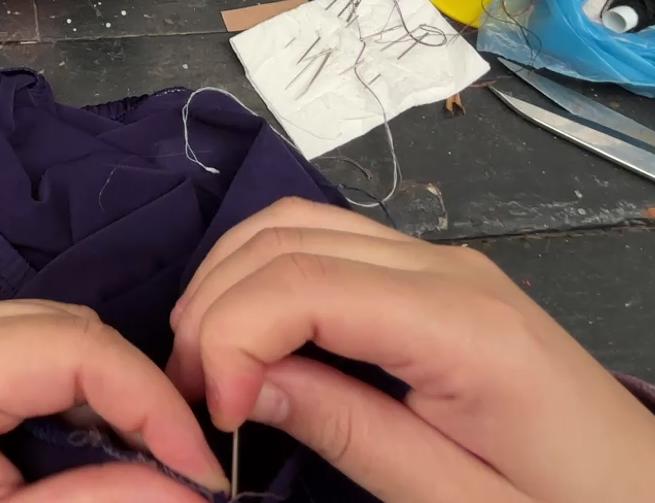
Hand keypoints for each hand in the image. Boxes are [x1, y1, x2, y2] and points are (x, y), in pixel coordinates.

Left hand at [0, 298, 226, 502]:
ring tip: (143, 458)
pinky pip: (37, 342)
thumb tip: (196, 489)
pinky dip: (77, 386)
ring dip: (111, 391)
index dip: (152, 401)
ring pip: (64, 331)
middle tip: (181, 471)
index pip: (78, 347)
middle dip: (138, 396)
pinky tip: (92, 437)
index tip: (203, 470)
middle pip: (74, 330)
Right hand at [166, 198, 654, 502]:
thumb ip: (346, 432)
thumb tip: (236, 383)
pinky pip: (316, 236)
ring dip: (228, 277)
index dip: (233, 333)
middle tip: (189, 386)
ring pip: (291, 222)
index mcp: (465, 326)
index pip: (306, 284)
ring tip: (204, 353)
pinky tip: (245, 321)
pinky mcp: (423, 265)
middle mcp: (442, 262)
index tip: (210, 411)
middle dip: (215, 305)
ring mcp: (433, 254)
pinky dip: (260, 268)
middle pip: (286, 238)